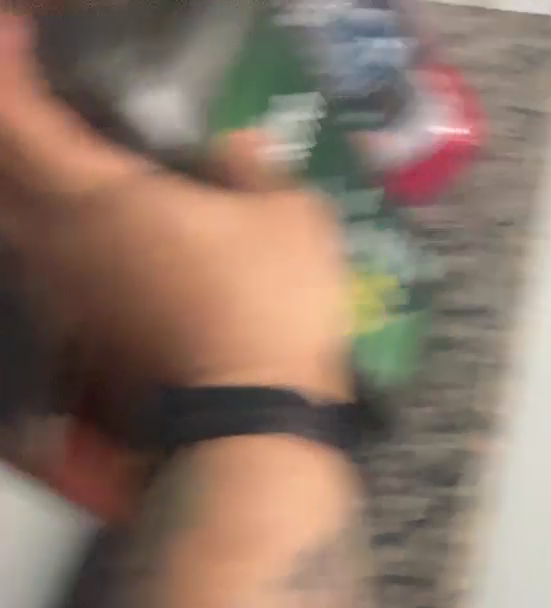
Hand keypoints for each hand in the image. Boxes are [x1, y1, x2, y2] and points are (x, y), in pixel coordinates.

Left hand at [0, 13, 353, 403]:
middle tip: (43, 106)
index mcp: (92, 187)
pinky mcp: (83, 320)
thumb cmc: (271, 300)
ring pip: (14, 212)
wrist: (255, 401)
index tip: (20, 31)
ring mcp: (59, 278)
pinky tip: (100, 239)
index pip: (14, 100)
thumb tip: (241, 143)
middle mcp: (50, 226)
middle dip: (13, 123)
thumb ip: (262, 172)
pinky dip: (58, 233)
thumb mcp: (296, 224)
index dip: (7, 56)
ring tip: (72, 173)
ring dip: (28, 182)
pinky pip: (46, 256)